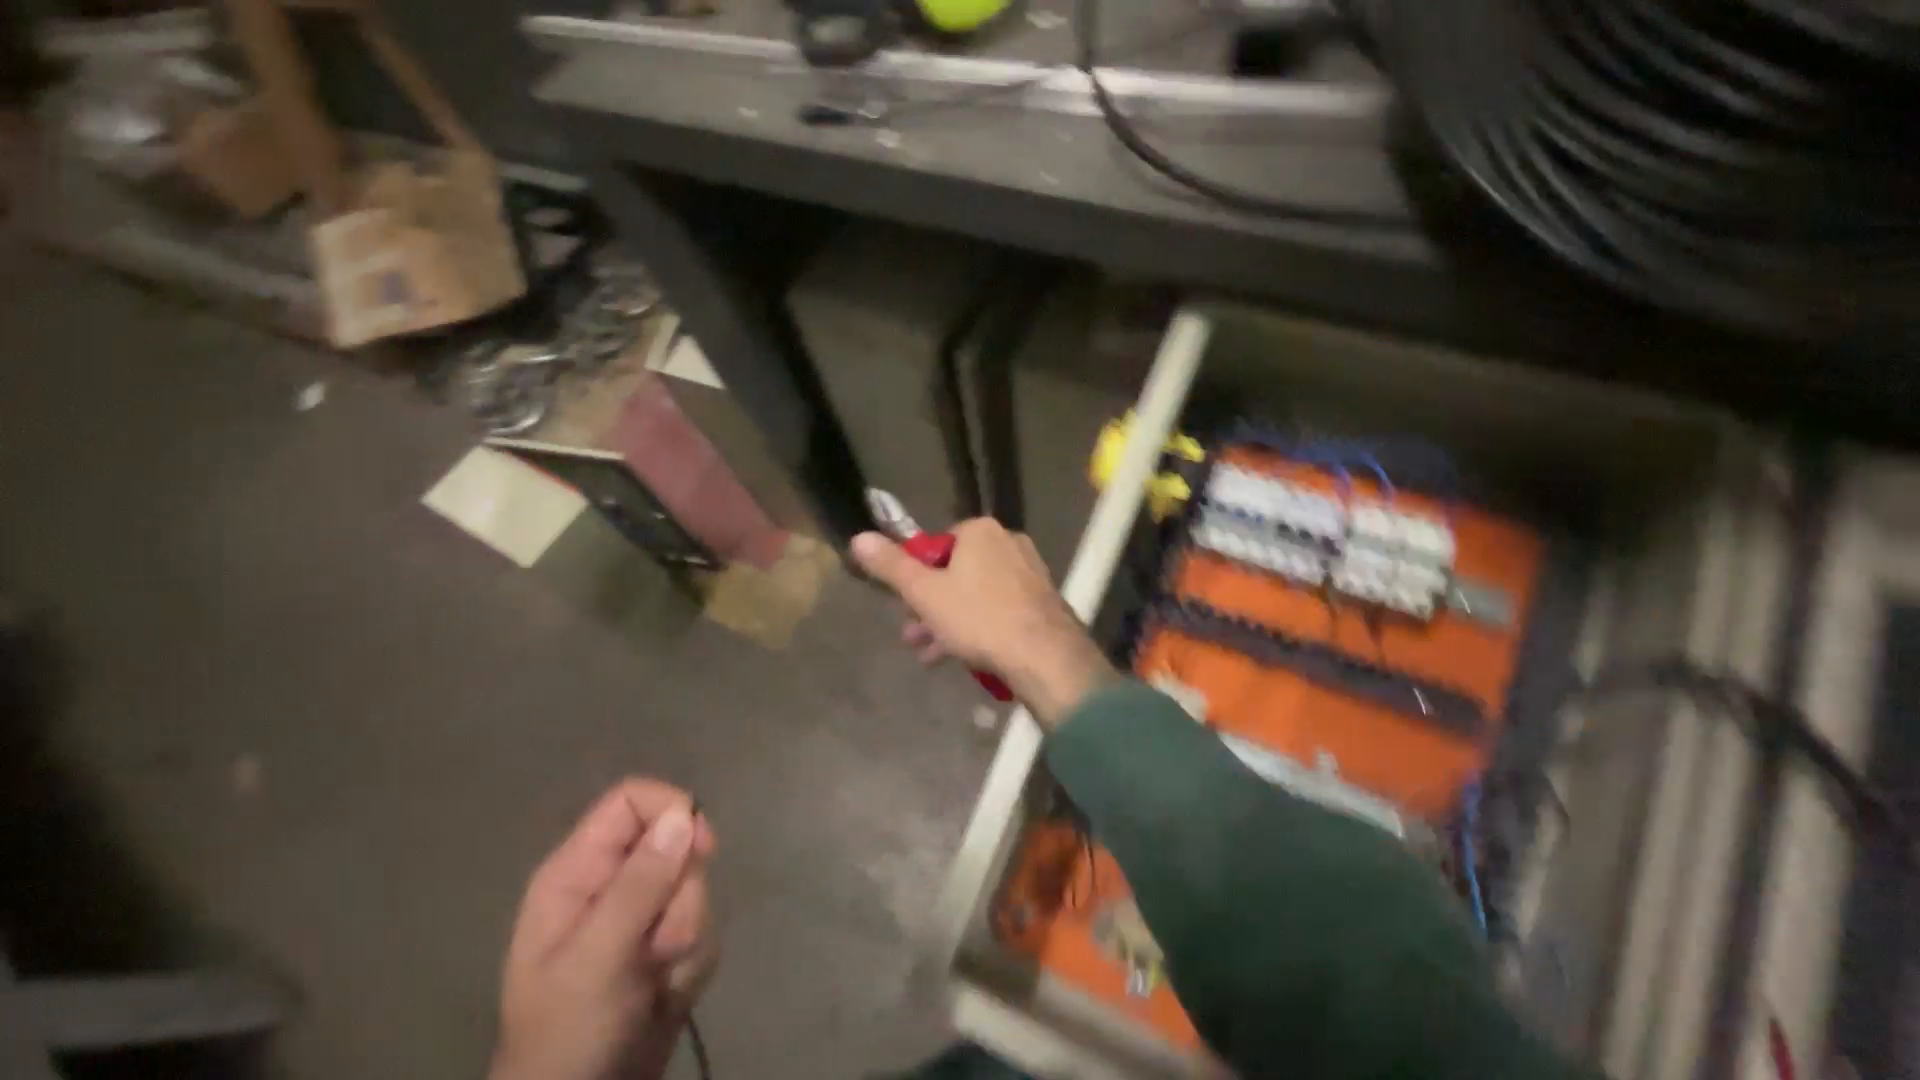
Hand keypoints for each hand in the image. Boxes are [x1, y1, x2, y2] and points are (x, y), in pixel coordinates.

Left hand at [492, 780, 718, 1079]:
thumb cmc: (568, 1031)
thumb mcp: (595, 958)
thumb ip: (639, 885)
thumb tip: (682, 813)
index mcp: (578, 871)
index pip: (632, 801)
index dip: (671, 810)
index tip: (702, 846)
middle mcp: (612, 883)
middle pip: (677, 846)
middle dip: (680, 899)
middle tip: (656, 945)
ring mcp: (642, 915)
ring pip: (696, 890)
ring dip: (688, 936)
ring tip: (656, 977)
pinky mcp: (668, 945)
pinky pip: (705, 927)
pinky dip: (696, 961)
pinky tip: (668, 990)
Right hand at [853, 519, 1114, 726]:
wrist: (1045, 655)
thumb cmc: (979, 618)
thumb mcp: (924, 593)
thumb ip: (891, 566)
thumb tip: (858, 537)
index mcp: (980, 531)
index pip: (936, 545)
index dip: (917, 577)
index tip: (906, 607)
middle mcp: (1009, 542)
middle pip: (956, 573)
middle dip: (930, 607)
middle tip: (913, 637)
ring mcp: (1029, 571)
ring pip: (977, 595)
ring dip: (950, 623)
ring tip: (931, 655)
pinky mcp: (1042, 600)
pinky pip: (1000, 608)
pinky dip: (980, 627)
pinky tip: (965, 658)